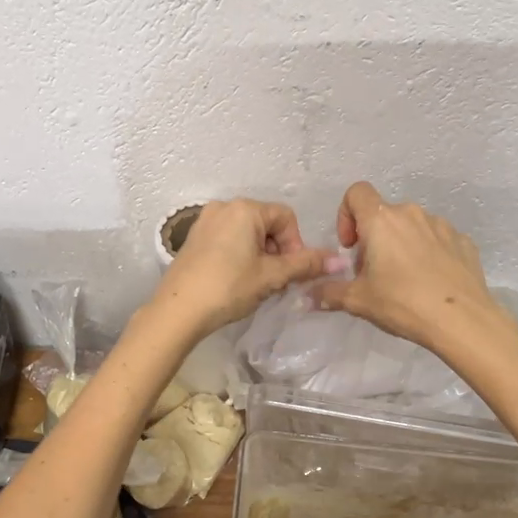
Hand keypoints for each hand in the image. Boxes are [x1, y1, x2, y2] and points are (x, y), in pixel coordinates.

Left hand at [150, 199, 330, 336]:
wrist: (178, 310)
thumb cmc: (228, 288)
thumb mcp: (271, 276)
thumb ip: (306, 265)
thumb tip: (339, 261)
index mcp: (244, 209)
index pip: (286, 217)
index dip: (295, 244)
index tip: (290, 271)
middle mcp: (223, 207)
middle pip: (265, 224)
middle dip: (277, 251)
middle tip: (274, 280)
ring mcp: (205, 222)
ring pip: (246, 234)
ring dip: (259, 255)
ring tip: (255, 283)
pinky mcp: (193, 239)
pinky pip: (227, 240)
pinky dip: (239, 256)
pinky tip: (235, 281)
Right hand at [313, 182, 507, 348]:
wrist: (461, 320)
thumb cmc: (402, 303)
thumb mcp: (358, 301)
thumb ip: (329, 293)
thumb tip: (308, 296)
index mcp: (381, 220)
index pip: (356, 192)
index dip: (346, 214)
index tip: (350, 246)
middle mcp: (412, 214)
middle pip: (384, 214)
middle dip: (374, 238)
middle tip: (373, 273)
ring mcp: (442, 226)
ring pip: (412, 227)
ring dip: (401, 245)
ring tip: (404, 280)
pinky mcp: (464, 242)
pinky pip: (438, 240)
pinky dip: (429, 254)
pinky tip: (431, 282)